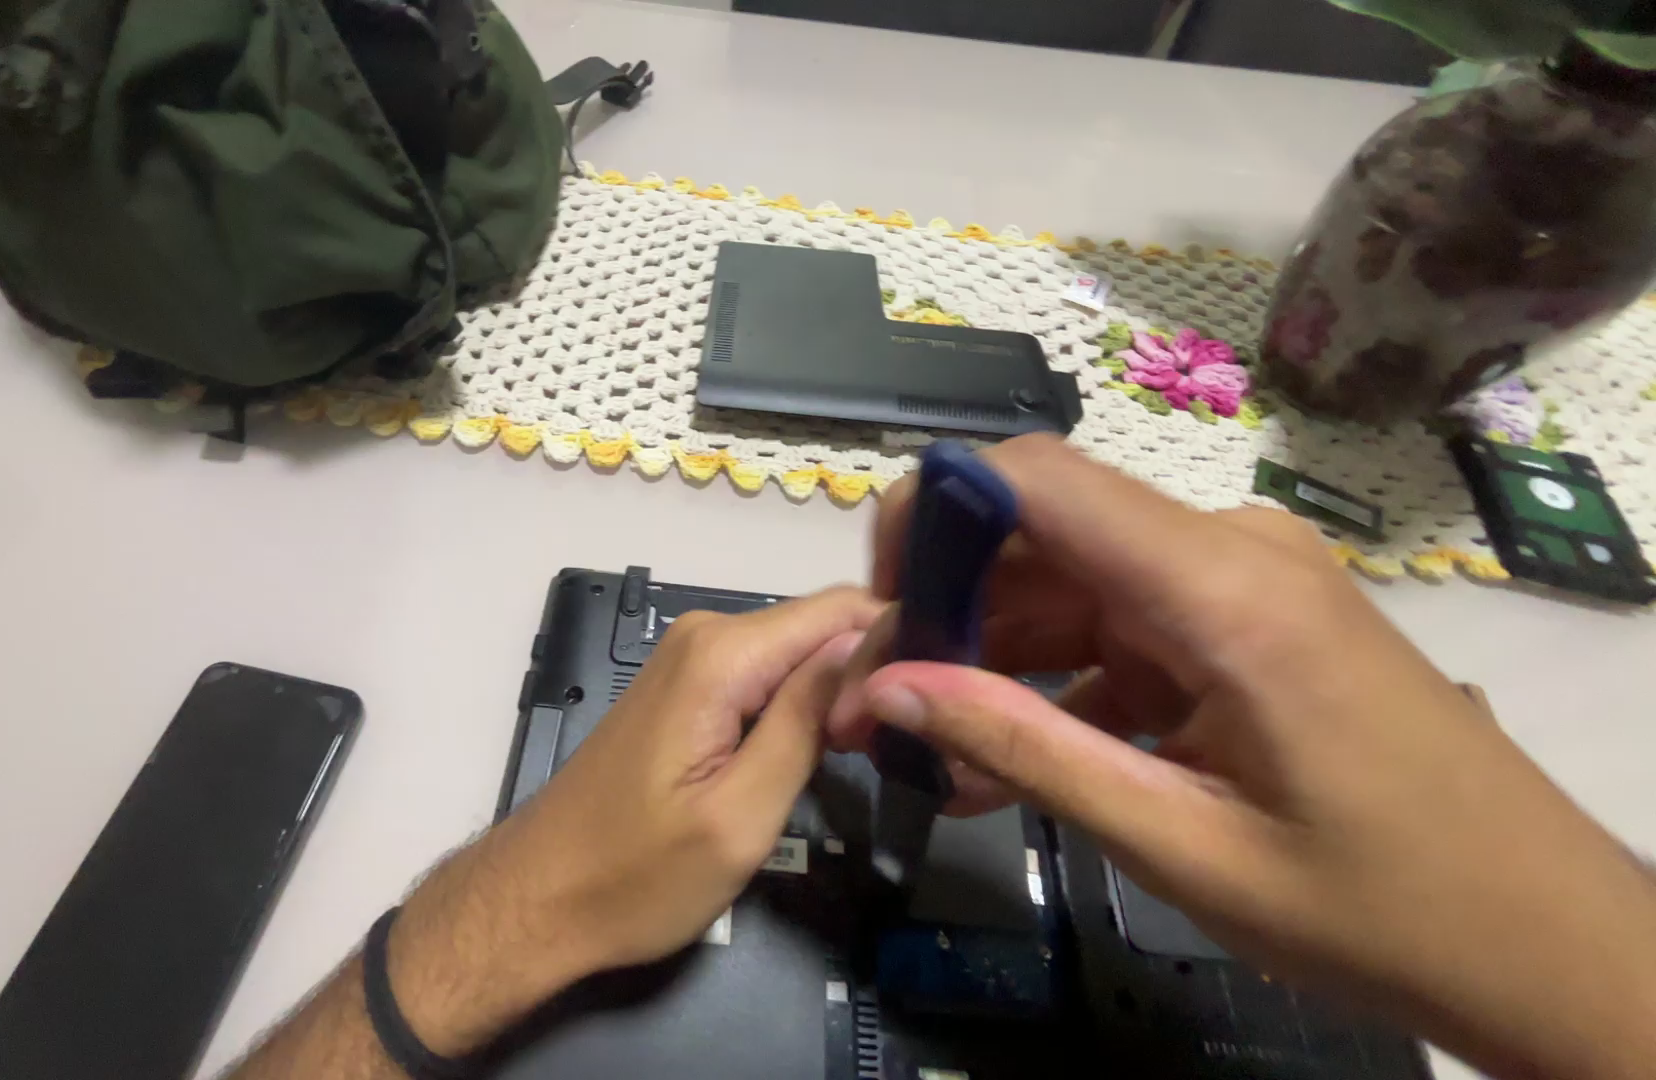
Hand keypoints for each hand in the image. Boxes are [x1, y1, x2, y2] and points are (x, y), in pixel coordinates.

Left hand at [387, 586, 879, 1055]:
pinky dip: (799, 701)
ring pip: (794, 651)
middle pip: (817, 627)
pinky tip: (820, 746)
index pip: (838, 609)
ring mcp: (690, 658)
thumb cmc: (638, 874)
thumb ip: (806, 722)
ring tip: (867, 752)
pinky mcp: (685, 686)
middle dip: (867, 671)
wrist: (537, 897)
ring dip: (836, 691)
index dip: (894, 641)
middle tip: (901, 742)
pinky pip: (763, 673)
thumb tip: (869, 650)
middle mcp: (705, 634)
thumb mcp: (741, 814)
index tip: (935, 695)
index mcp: (722, 654)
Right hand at [829, 435, 1655, 1079]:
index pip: (1039, 478)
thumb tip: (885, 690)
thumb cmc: (1383, 910)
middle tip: (881, 702)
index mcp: (1222, 589)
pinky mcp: (1228, 624)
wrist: (1566, 958)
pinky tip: (1005, 762)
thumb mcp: (1176, 844)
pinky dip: (1046, 685)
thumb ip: (1019, 750)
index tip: (880, 594)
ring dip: (986, 660)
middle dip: (942, 612)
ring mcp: (1228, 586)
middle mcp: (1222, 555)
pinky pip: (1104, 630)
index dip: (934, 507)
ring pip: (1058, 590)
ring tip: (933, 752)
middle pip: (1035, 540)